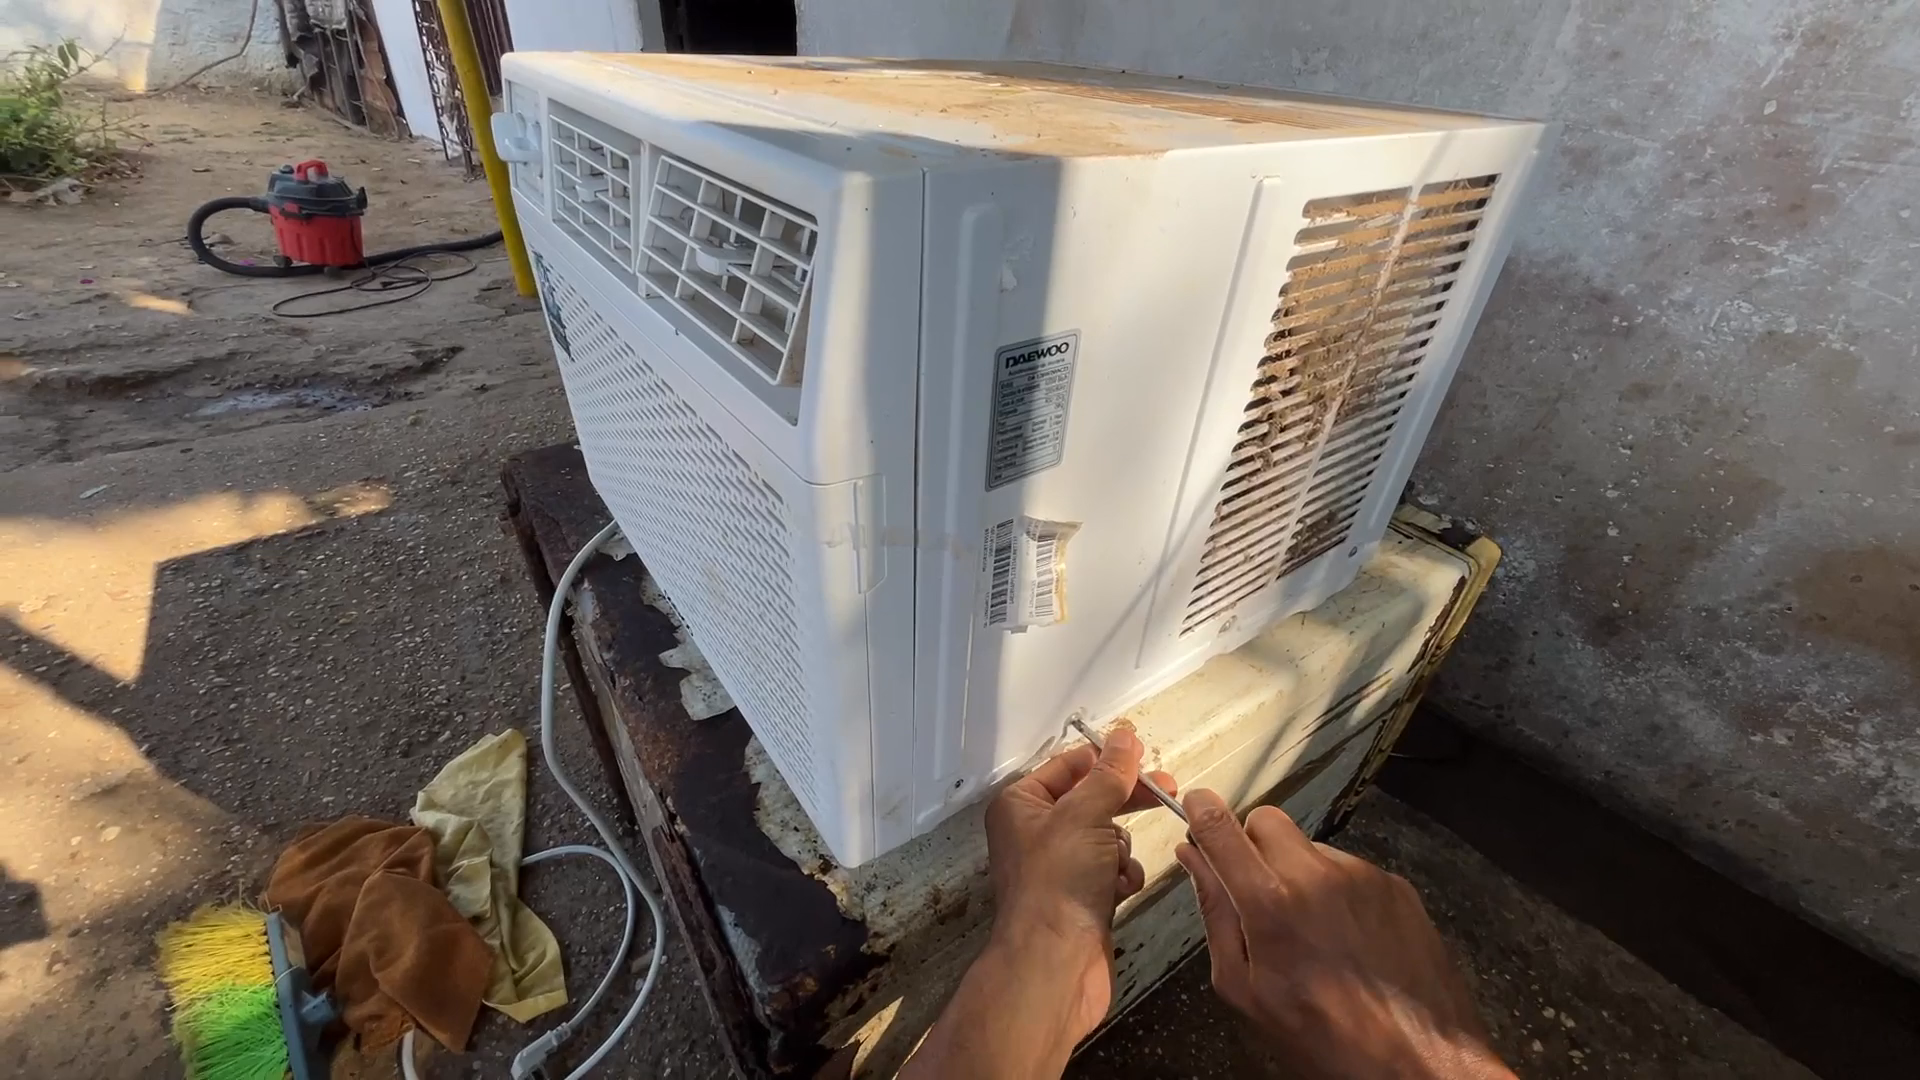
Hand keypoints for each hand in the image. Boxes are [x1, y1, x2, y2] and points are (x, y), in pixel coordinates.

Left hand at [900, 731, 1178, 1079]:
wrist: (1055, 965)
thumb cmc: (1060, 880)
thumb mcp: (1085, 815)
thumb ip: (1109, 774)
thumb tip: (1124, 734)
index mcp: (1022, 802)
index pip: (1069, 765)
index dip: (1105, 756)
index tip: (1143, 750)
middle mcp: (1035, 829)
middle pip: (1091, 798)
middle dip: (1125, 798)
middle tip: (1167, 789)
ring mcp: (1059, 864)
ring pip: (1106, 834)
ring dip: (1120, 847)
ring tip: (1117, 864)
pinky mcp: (1081, 894)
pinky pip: (1112, 868)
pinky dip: (1121, 875)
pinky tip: (1120, 889)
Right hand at [1176, 790, 1512, 1079]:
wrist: (1426, 1068)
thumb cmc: (1322, 1037)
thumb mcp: (1244, 988)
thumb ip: (1214, 913)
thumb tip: (1191, 857)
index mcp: (1269, 901)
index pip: (1219, 826)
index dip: (1199, 808)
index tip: (1194, 809)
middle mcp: (1314, 873)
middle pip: (1265, 820)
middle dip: (1252, 844)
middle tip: (1258, 890)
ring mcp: (1360, 875)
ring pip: (1307, 846)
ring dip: (1297, 870)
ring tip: (1314, 929)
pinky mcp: (1395, 885)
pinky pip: (1347, 868)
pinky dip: (1336, 889)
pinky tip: (1349, 936)